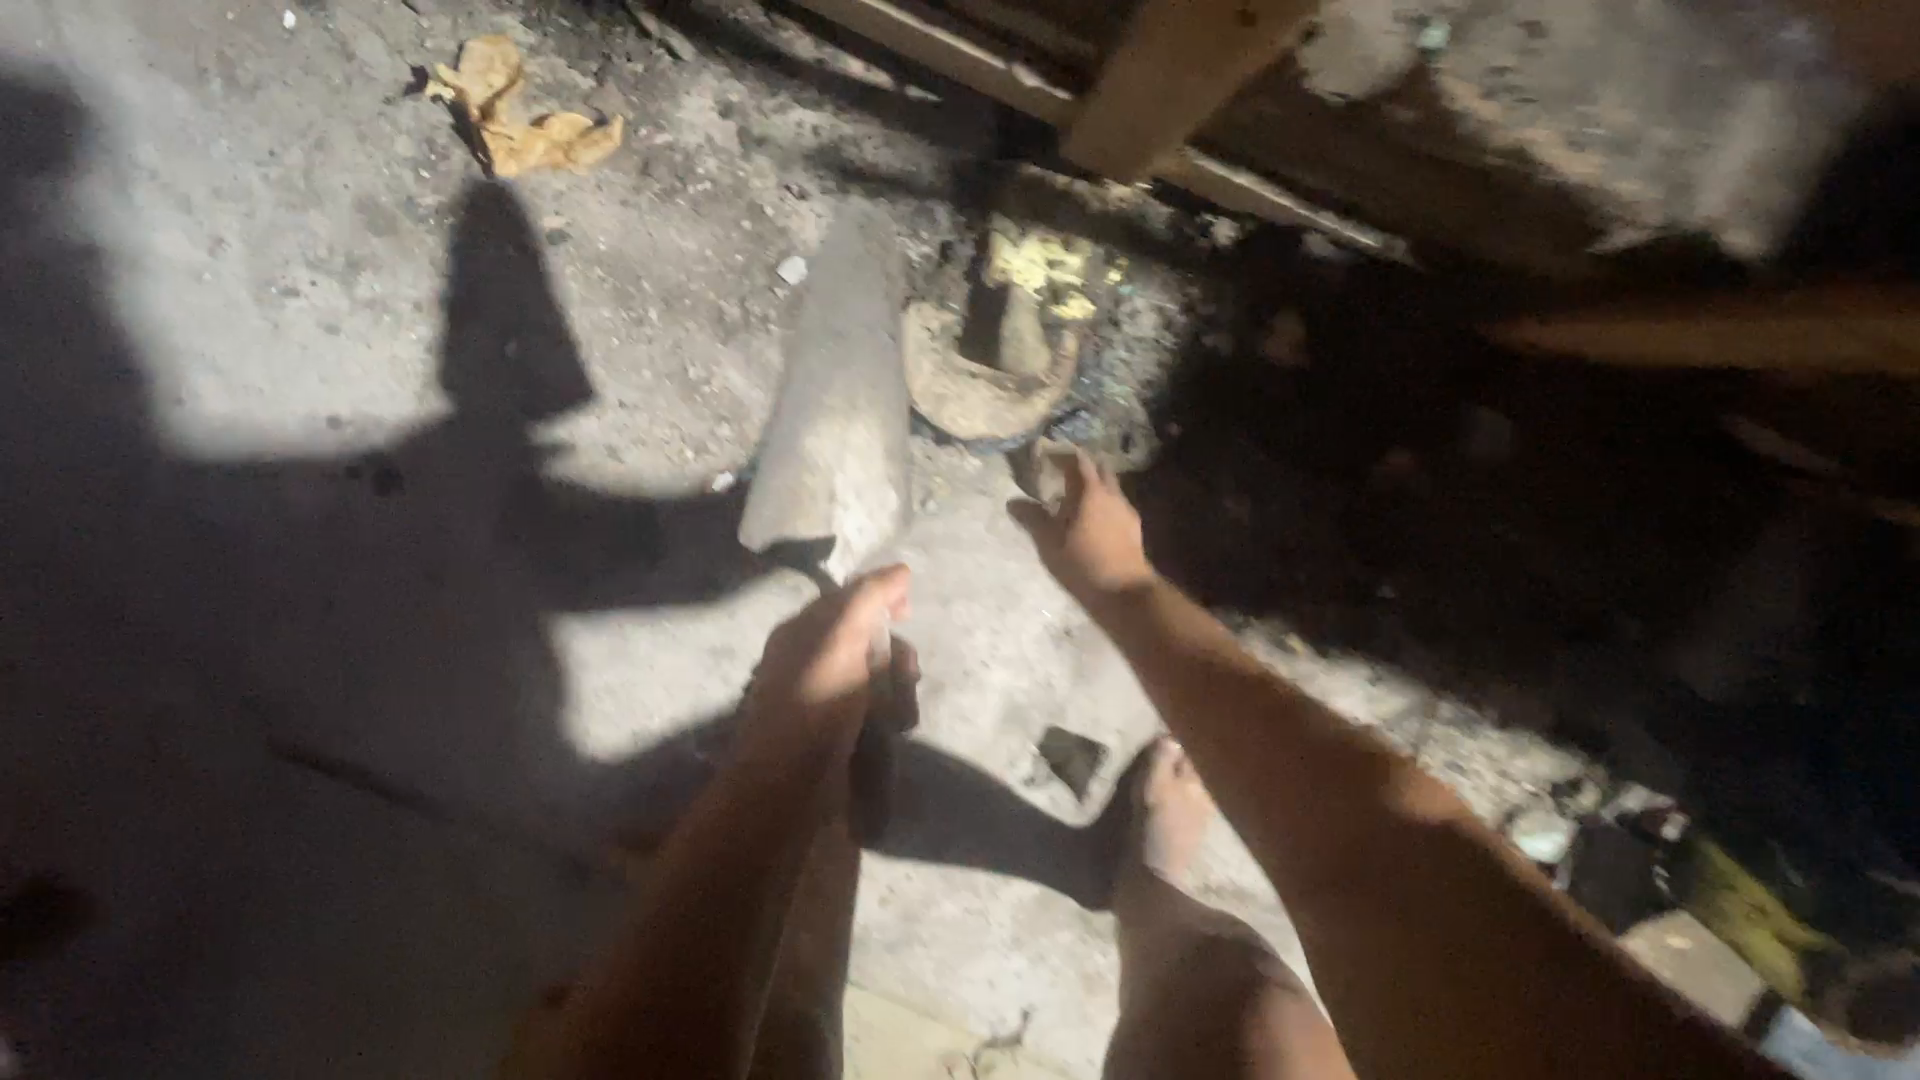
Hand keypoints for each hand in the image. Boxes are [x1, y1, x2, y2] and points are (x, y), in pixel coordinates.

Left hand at [739, 564, 911, 757]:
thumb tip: (900, 571)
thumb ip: (868, 598)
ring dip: (899, 692)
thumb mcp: (839, 638)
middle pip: (871, 641)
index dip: (881, 596)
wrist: (788, 788)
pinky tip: (894, 732)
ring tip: (899, 717)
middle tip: (905, 675)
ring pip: (879, 679)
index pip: (848, 598)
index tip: (908, 608)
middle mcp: (812, 661)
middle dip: (896, 656)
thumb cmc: (814, 704)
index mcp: (803, 632)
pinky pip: (877, 713)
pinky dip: (891, 717)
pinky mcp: (840, 735)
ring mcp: (826, 700)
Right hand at [1008, 450, 1155, 603]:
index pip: (1079, 462)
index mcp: (1091, 492)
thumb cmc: (1083, 563)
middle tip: (1065, 473)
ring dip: (1096, 486)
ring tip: (1079, 498)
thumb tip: (1013, 502)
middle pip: (1101, 469)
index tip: (1050, 455)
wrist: (1124, 590)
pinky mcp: (1134, 527)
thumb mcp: (1050, 543)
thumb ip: (1033, 518)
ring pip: (1112, 487)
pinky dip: (1105, 503)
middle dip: (1084, 466)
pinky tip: (1096, 519)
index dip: (1064, 455)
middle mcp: (1112, 495)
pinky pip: (1118, 504)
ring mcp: (1127, 510)